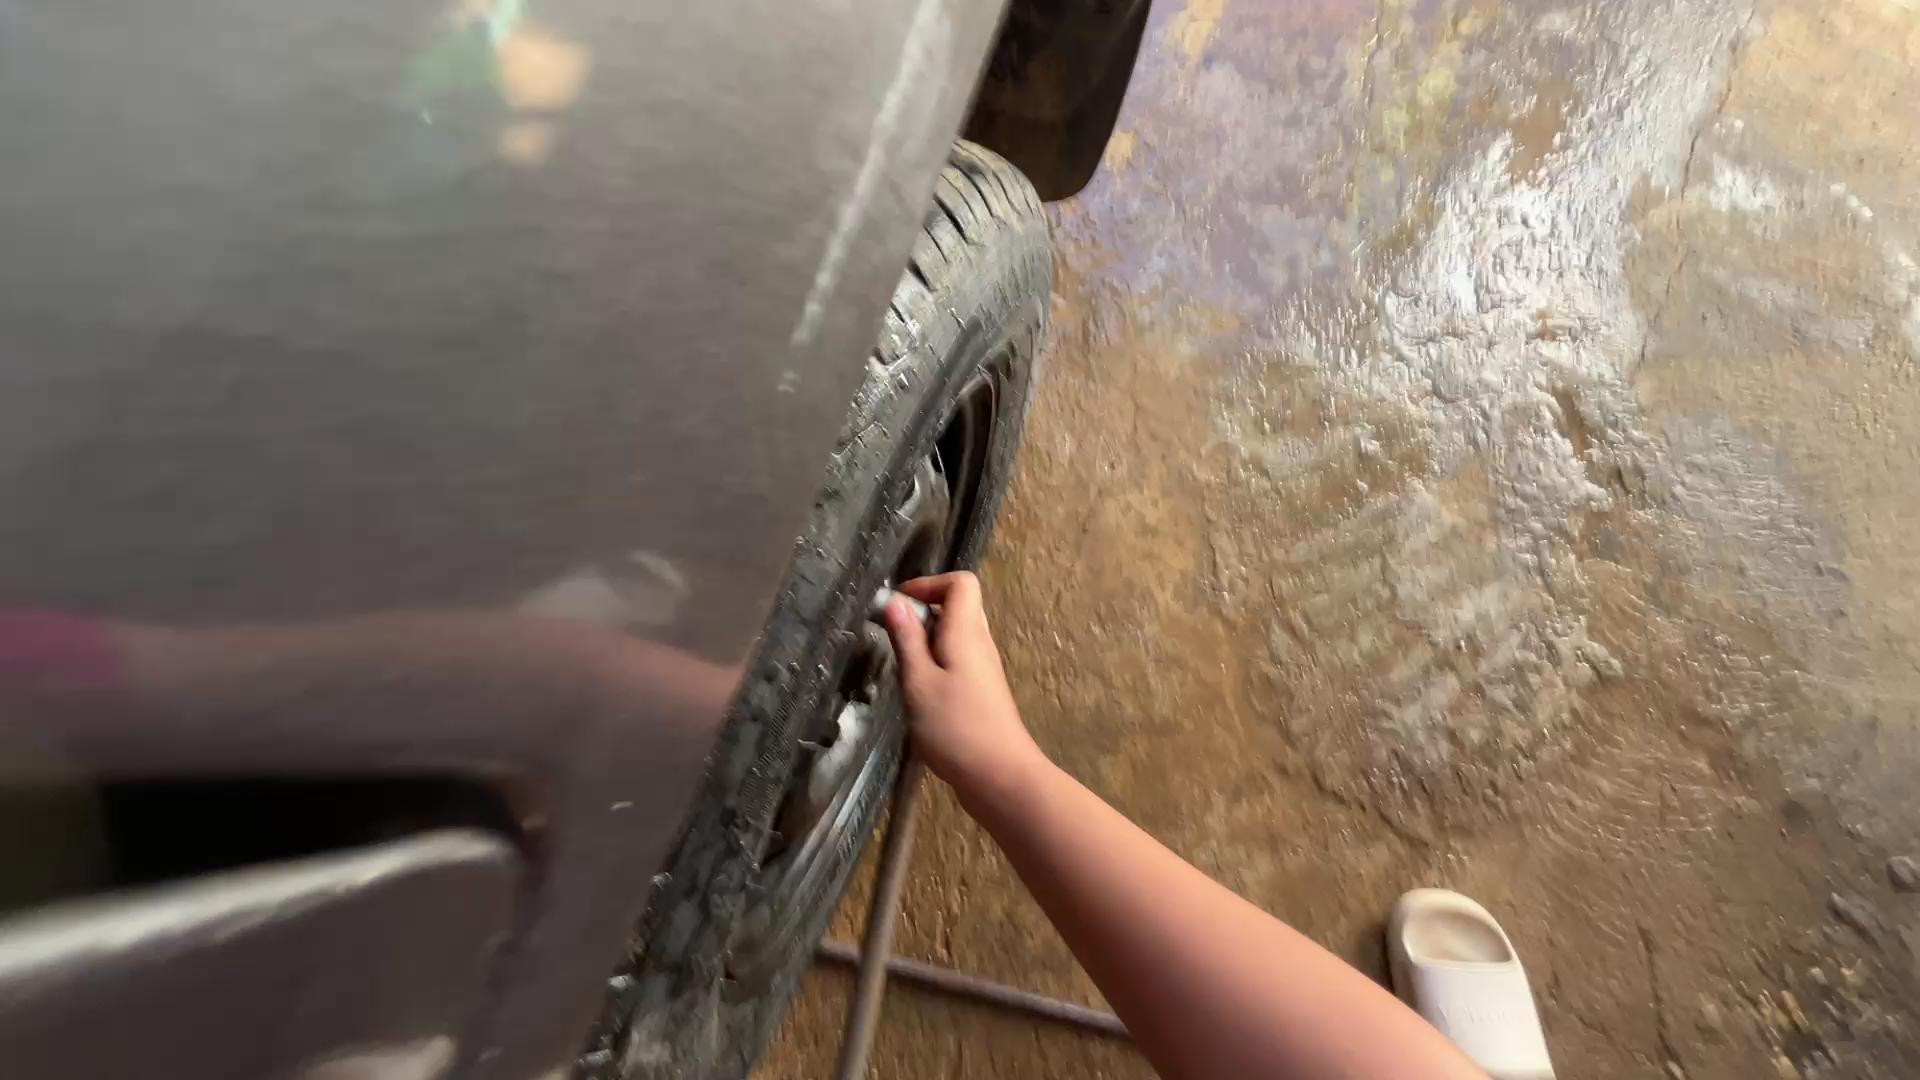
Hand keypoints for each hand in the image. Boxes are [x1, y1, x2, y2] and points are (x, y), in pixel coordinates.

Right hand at [882, 571, 1047, 801]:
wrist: (999, 777)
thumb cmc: (956, 728)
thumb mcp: (919, 681)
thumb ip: (907, 640)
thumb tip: (895, 601)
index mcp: (967, 632)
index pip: (961, 583)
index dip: (928, 584)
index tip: (898, 604)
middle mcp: (980, 643)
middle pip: (959, 605)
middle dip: (923, 611)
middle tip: (893, 634)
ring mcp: (984, 668)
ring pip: (956, 634)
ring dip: (927, 639)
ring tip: (903, 665)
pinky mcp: (982, 690)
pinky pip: (958, 658)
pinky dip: (935, 661)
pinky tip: (919, 690)